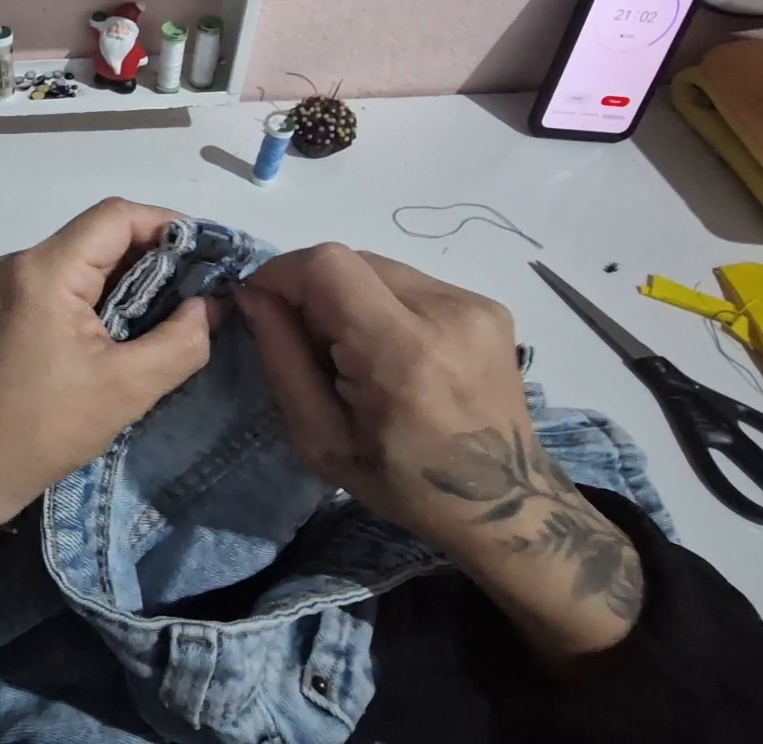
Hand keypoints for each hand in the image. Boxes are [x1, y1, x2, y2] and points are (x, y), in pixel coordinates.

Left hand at [0, 199, 217, 546]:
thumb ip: (181, 341)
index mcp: (44, 271)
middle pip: (99, 232)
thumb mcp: (127, 388)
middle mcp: (20, 263)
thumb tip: (212, 304)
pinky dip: (103, 288)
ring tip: (175, 300)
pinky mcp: (7, 304)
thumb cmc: (47, 428)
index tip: (208, 252)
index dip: (168, 223)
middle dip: (154, 251)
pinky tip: (131, 316)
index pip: (115, 217)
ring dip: (130, 271)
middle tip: (199, 282)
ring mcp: (8, 282)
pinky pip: (64, 278)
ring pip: (83, 255)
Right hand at [237, 246, 643, 658]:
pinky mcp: (488, 303)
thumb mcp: (320, 439)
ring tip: (352, 350)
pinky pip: (406, 280)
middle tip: (308, 341)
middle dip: (311, 289)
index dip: (283, 273)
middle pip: (349, 260)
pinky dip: (378, 302)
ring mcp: (475, 304)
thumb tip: (254, 295)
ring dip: (345, 295)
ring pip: (376, 266)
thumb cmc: (402, 484)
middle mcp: (447, 314)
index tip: (263, 304)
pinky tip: (389, 348)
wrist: (508, 503)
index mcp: (403, 356)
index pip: (328, 266)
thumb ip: (282, 359)